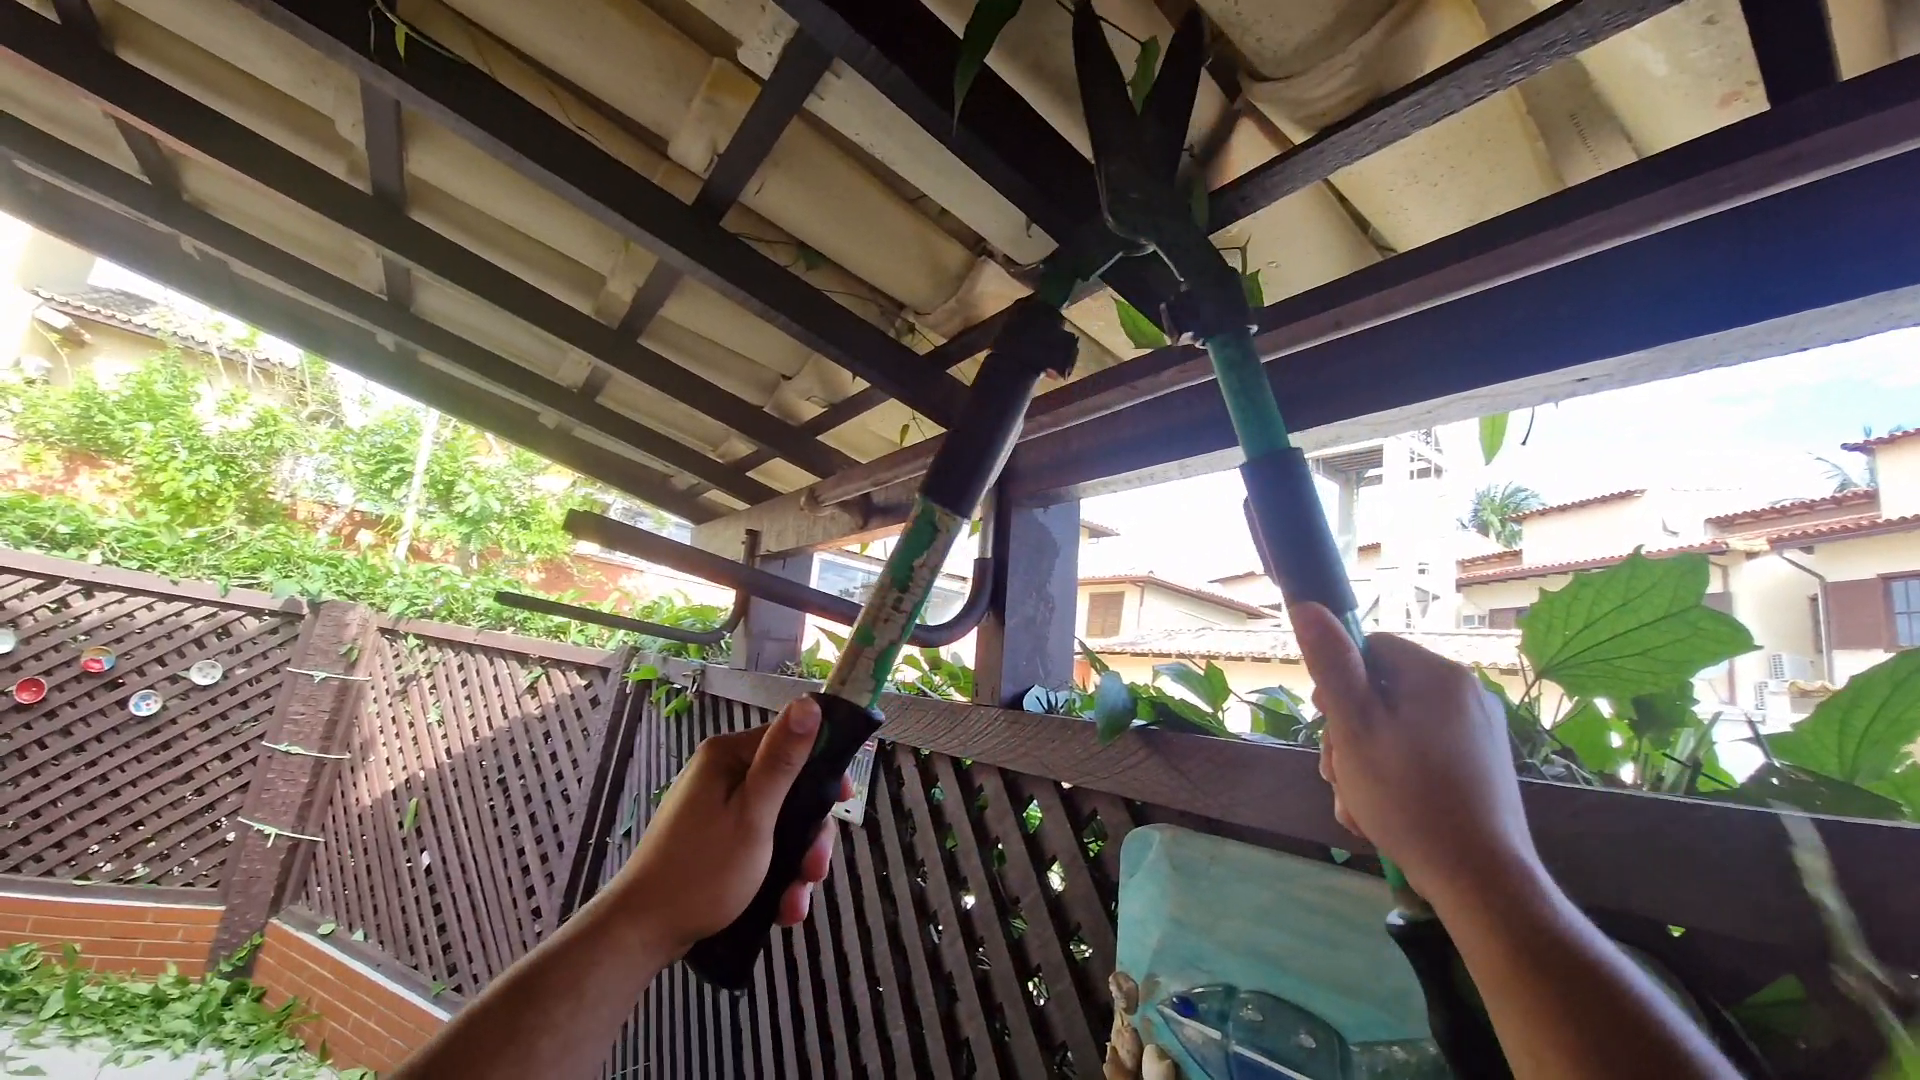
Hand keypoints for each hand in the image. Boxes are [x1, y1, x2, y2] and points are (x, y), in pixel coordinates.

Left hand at [611, 696, 850, 954]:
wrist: (642, 933)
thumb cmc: (704, 870)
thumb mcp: (754, 814)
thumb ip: (783, 759)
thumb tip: (809, 702)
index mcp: (727, 758)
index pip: (790, 740)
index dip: (823, 767)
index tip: (845, 800)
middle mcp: (722, 776)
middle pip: (790, 789)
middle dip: (810, 833)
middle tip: (815, 869)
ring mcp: (718, 811)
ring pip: (780, 824)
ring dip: (796, 863)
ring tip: (796, 900)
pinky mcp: (717, 842)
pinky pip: (761, 846)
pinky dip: (776, 875)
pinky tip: (783, 908)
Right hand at [1292, 603, 1542, 907]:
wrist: (1481, 880)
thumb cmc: (1407, 796)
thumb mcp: (1354, 726)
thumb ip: (1331, 665)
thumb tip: (1308, 606)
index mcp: (1438, 676)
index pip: (1370, 648)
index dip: (1337, 682)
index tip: (1325, 722)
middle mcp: (1465, 696)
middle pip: (1380, 693)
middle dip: (1348, 733)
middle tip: (1337, 773)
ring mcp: (1479, 734)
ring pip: (1396, 730)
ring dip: (1363, 762)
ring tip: (1356, 803)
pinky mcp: (1482, 769)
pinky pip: (1422, 756)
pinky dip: (1394, 778)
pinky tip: (1380, 815)